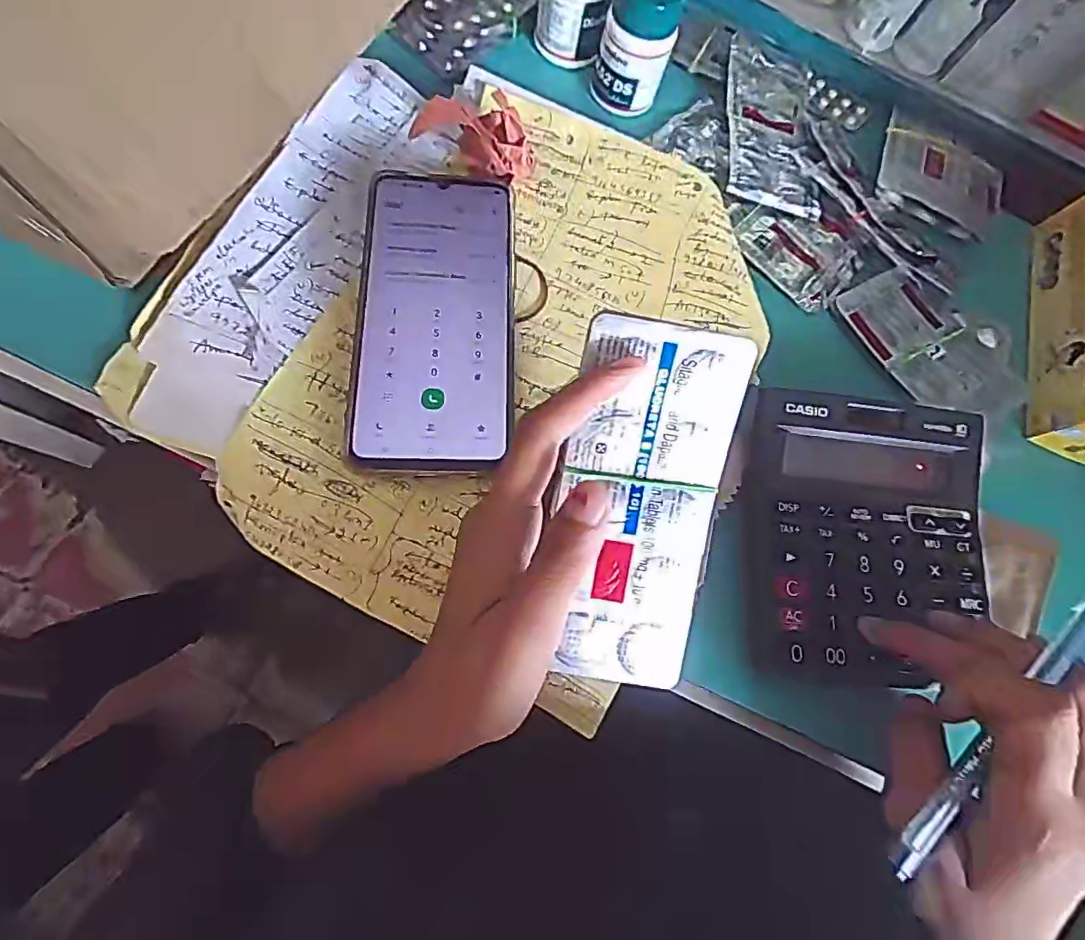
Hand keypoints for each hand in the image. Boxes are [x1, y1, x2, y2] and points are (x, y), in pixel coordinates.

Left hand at [252, 358, 642, 848]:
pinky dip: (587, 476)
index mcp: (504, 519)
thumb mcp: (529, 621)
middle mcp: (504, 512)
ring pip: (552, 465)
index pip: (543, 436)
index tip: (629, 371)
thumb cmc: (482, 676)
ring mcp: (509, 529)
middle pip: (546, 439)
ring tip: (640, 425)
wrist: (440, 713)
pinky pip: (556, 497)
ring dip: (591, 435)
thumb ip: (564, 556)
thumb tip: (599, 488)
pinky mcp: (518, 548)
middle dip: (591, 402)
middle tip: (644, 386)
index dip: (584, 395)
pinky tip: (617, 492)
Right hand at [861, 612, 1084, 939]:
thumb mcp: (914, 836)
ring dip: (1023, 654)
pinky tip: (1016, 672)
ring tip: (964, 638)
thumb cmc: (955, 911)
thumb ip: (912, 759)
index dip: (969, 661)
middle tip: (925, 629)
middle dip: (983, 643)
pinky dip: (1056, 680)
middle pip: (1061, 689)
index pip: (1034, 708)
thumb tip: (918, 703)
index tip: (908, 645)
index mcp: (1044, 820)